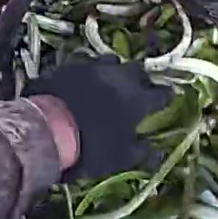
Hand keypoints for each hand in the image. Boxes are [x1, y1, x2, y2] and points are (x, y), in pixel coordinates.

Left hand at [25, 58, 170, 178]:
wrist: (48, 129)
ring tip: (113, 79)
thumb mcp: (121, 158)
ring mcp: (94, 67)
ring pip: (113, 60)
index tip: (169, 97)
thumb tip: (157, 149)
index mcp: (137, 99)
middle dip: (141, 78)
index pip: (161, 94)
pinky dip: (91, 71)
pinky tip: (86, 79)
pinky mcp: (71, 65)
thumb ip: (143, 151)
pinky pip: (87, 63)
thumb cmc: (91, 147)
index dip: (166, 96)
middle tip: (139, 87)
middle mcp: (120, 78)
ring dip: (116, 69)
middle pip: (138, 70)